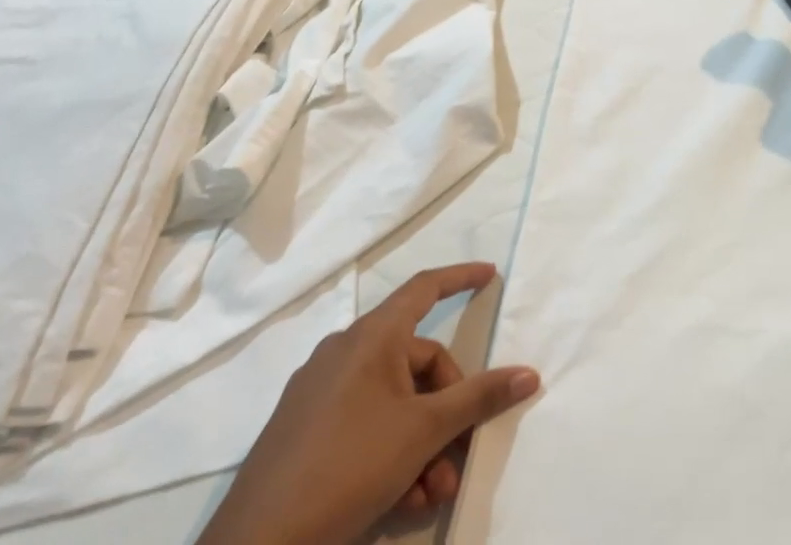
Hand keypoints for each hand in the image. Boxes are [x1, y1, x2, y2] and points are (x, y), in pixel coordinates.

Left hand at [198, 263, 539, 544]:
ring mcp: (321, 393)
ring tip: (434, 492)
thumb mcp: (425, 430)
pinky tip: (405, 500)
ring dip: (426, 446)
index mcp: (370, 339)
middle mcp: (343, 355)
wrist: (261, 542)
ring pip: (396, 405)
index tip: (490, 273)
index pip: (423, 289)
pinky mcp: (307, 430)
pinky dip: (394, 455)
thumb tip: (529, 373)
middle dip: (448, 413)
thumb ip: (479, 397)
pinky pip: (367, 426)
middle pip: (419, 364)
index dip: (459, 277)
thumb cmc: (350, 464)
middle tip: (462, 454)